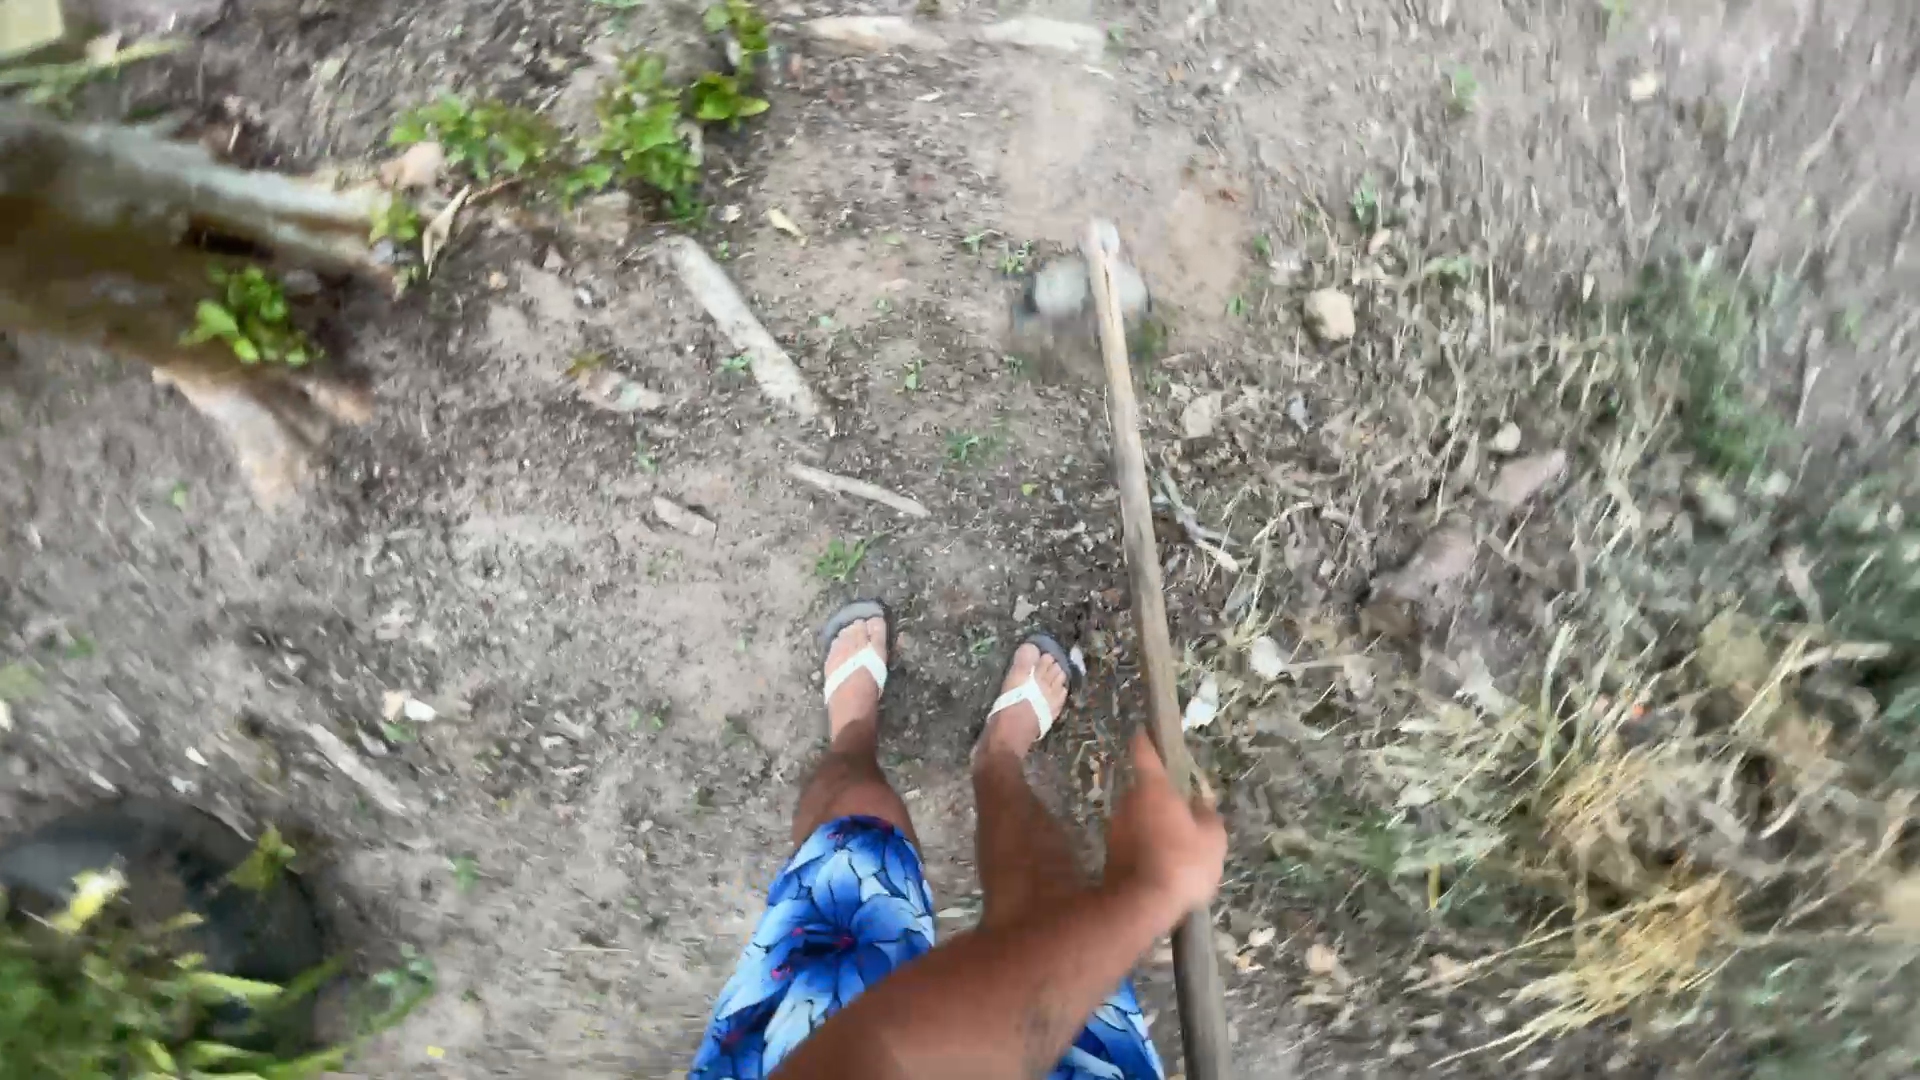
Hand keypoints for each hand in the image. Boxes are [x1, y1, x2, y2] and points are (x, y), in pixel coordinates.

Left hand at [1103, 730, 1226, 916]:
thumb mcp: (1212, 839)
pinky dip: (1145, 844)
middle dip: (1161, 798)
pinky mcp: (1111, 849)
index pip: (1143, 751)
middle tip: (1184, 816)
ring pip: (1138, 815)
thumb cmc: (1182, 862)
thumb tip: (1201, 803)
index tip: (1148, 733)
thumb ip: (1208, 815)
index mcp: (1152, 787)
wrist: (1141, 903)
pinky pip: (1133, 838)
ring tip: (1177, 847)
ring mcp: (1116, 824)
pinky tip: (1163, 864)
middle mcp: (1127, 799)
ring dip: (1153, 824)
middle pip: (1144, 789)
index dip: (1147, 740)